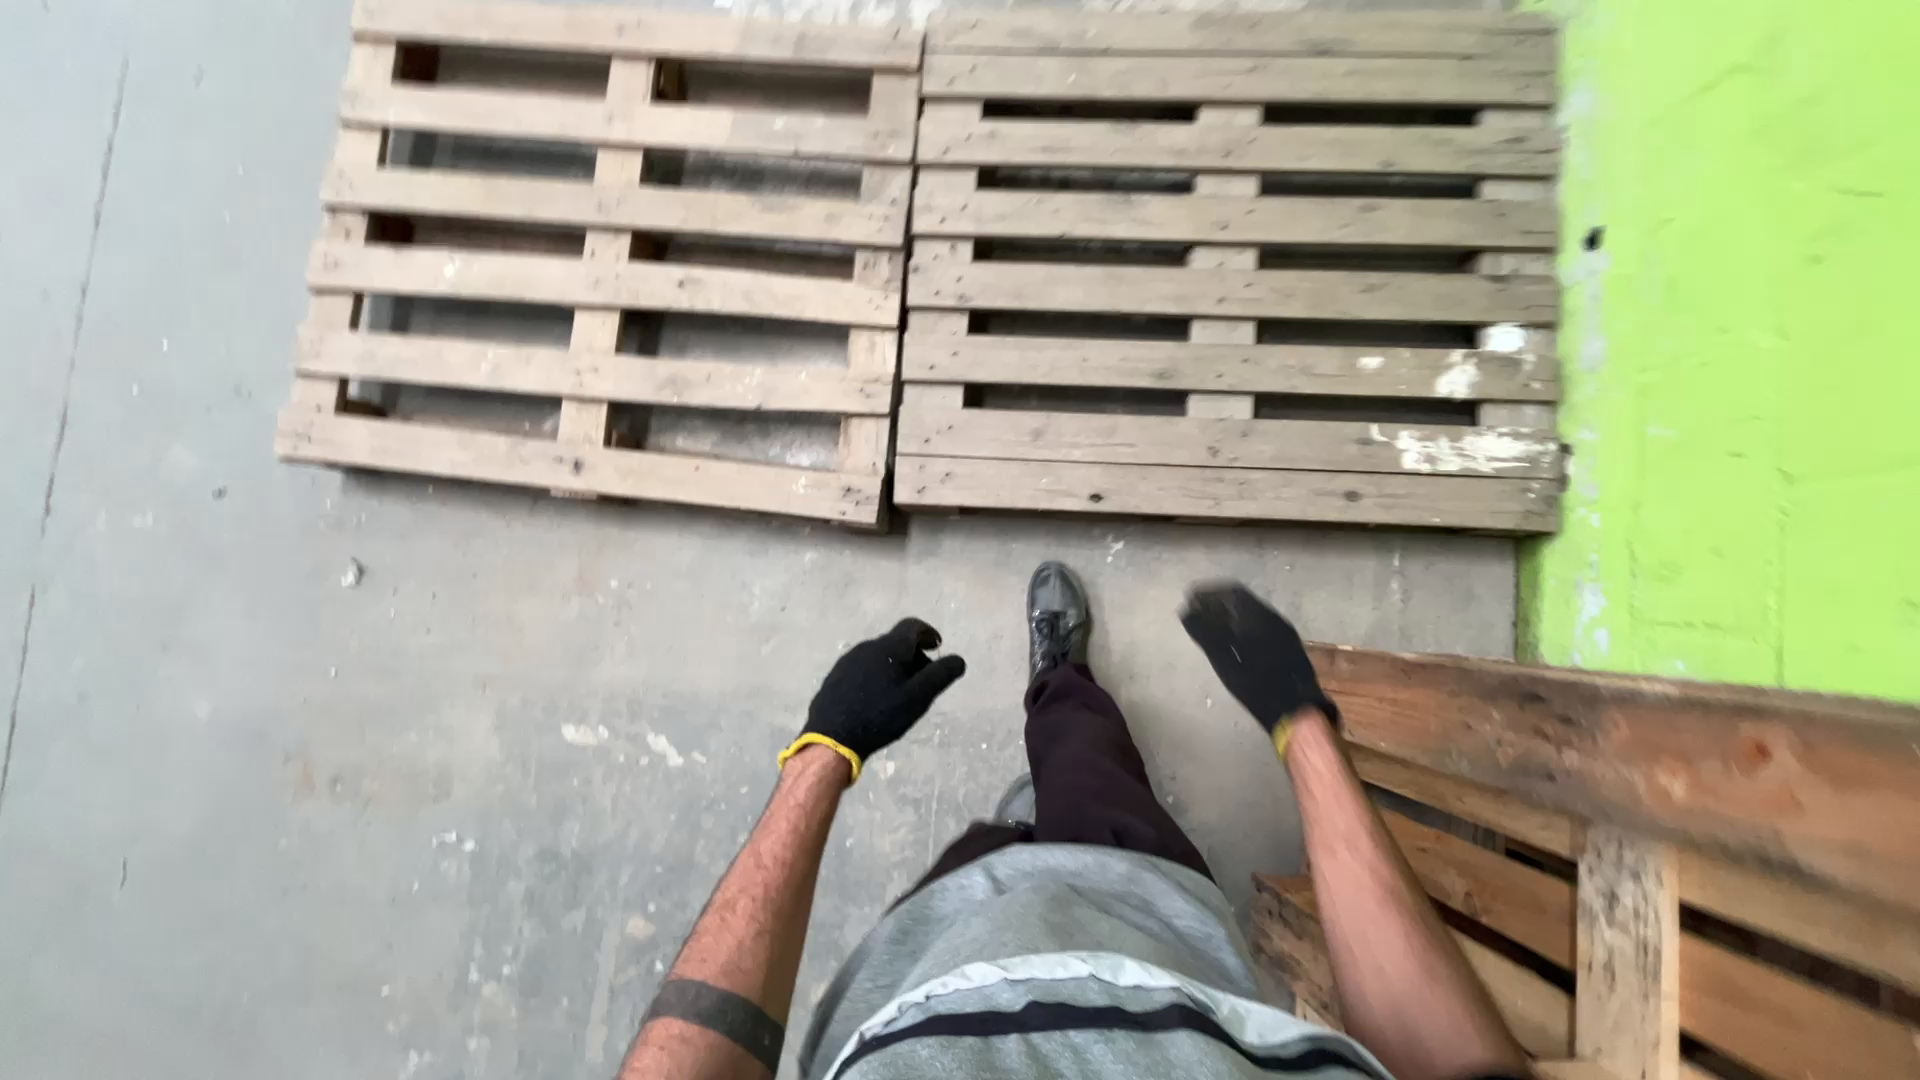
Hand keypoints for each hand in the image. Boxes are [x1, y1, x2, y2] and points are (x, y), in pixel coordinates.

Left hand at [781, 618, 966, 781]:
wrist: (833, 737)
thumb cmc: (881, 715)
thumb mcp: (918, 697)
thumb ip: (940, 675)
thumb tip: (959, 659)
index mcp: (889, 647)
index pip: (913, 626)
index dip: (928, 633)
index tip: (937, 646)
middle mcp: (868, 646)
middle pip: (896, 641)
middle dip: (914, 654)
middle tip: (923, 678)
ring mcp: (848, 660)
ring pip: (879, 655)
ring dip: (894, 666)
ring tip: (901, 692)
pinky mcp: (836, 676)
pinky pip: (864, 668)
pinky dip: (877, 675)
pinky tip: (877, 699)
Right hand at [1179, 582, 1338, 735]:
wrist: (1295, 707)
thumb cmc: (1255, 686)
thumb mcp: (1225, 662)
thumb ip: (1206, 634)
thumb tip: (1186, 612)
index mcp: (1255, 617)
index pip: (1228, 592)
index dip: (1207, 592)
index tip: (1190, 597)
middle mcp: (1271, 615)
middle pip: (1241, 597)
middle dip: (1218, 599)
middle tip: (1198, 607)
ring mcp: (1282, 626)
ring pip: (1252, 607)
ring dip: (1231, 610)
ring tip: (1212, 620)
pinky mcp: (1288, 638)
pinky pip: (1261, 619)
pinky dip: (1244, 620)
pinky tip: (1235, 632)